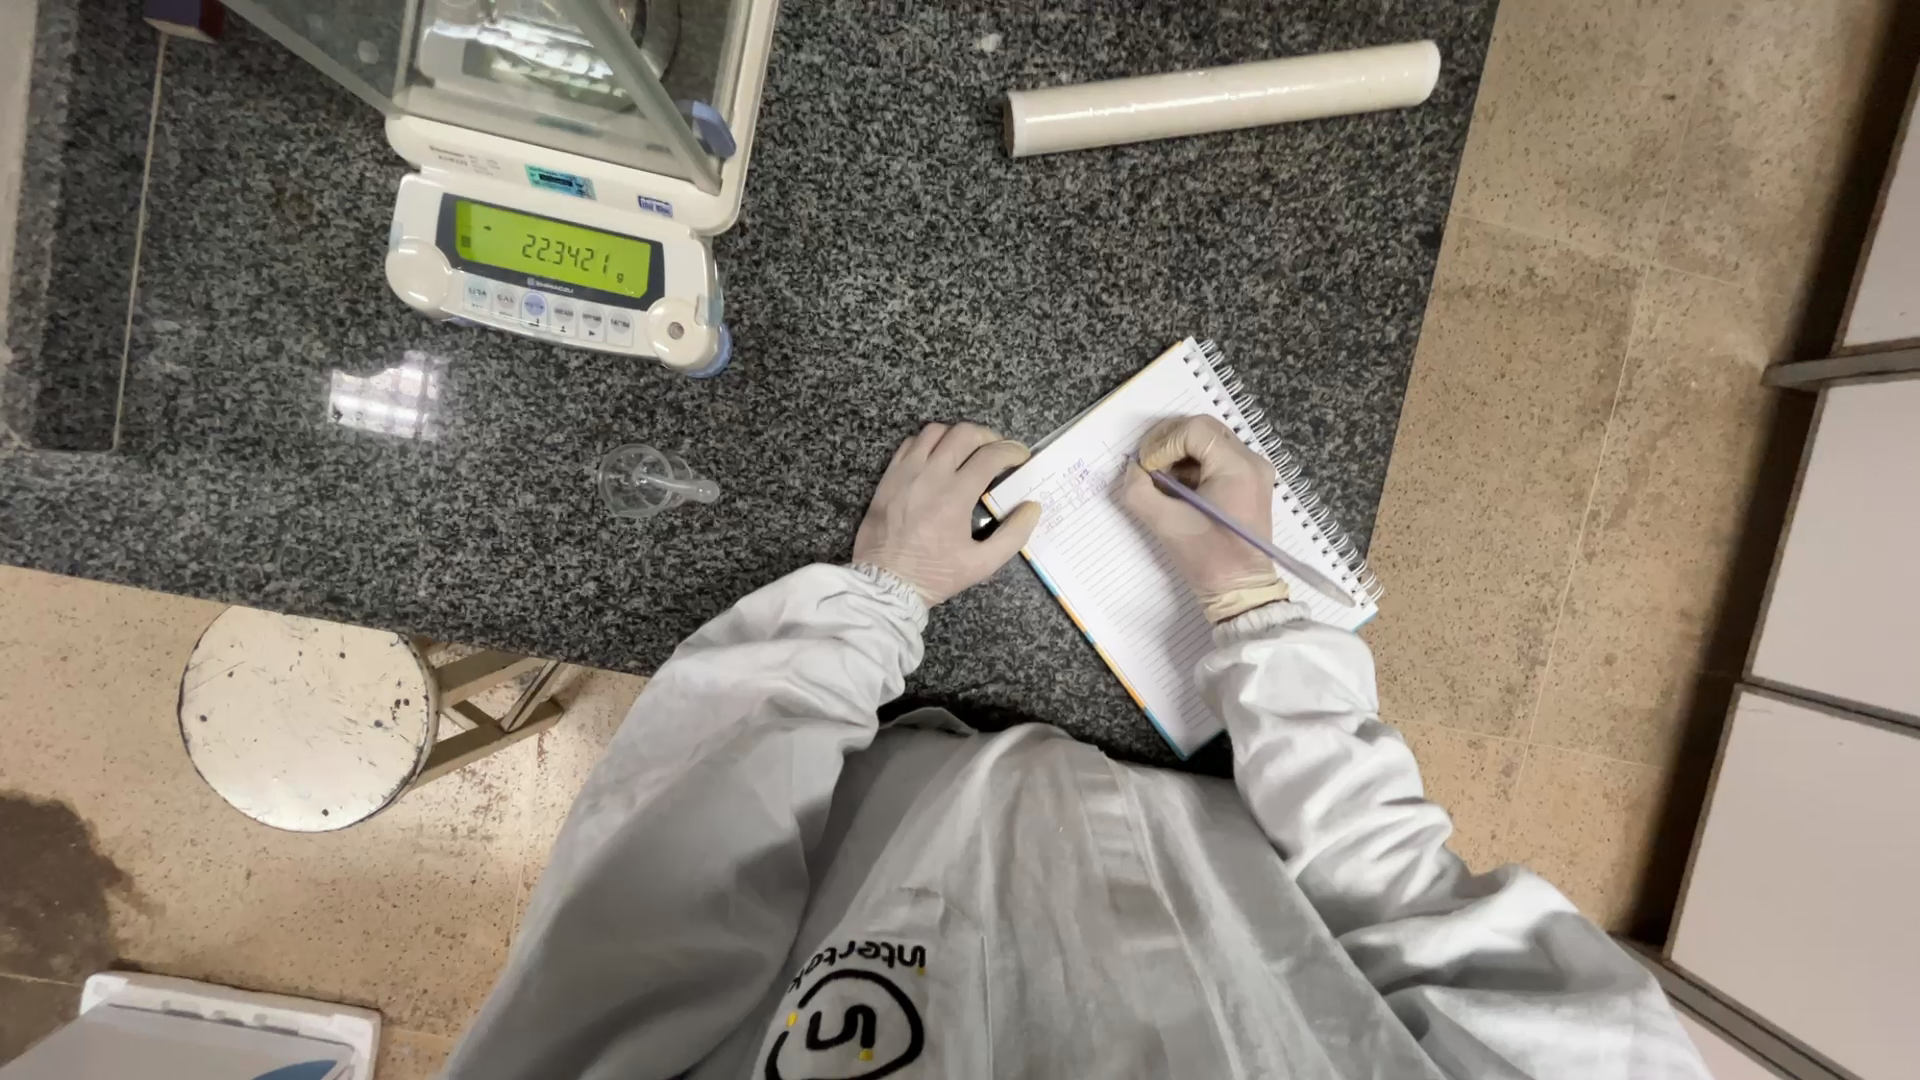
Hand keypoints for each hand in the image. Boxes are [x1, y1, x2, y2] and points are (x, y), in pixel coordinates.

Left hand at [854, 423, 1042, 605]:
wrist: (885, 583)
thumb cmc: (934, 574)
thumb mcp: (981, 565)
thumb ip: (1013, 535)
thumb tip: (1032, 507)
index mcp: (955, 497)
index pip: (990, 456)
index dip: (1011, 450)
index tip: (1020, 456)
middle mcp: (930, 476)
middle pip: (964, 433)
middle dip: (988, 436)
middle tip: (997, 450)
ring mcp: (906, 473)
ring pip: (935, 431)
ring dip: (957, 435)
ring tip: (968, 450)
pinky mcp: (889, 476)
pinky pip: (911, 443)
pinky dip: (929, 442)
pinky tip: (938, 457)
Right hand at [1121, 416, 1288, 621]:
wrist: (1240, 589)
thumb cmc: (1208, 558)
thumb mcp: (1165, 524)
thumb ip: (1139, 491)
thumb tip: (1132, 470)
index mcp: (1238, 467)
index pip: (1194, 430)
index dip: (1163, 444)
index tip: (1148, 472)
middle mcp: (1251, 461)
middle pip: (1202, 429)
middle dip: (1168, 445)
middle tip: (1148, 469)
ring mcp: (1252, 471)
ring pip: (1206, 442)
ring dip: (1177, 456)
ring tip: (1161, 482)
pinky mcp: (1246, 483)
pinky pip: (1213, 459)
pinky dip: (1189, 467)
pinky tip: (1176, 490)